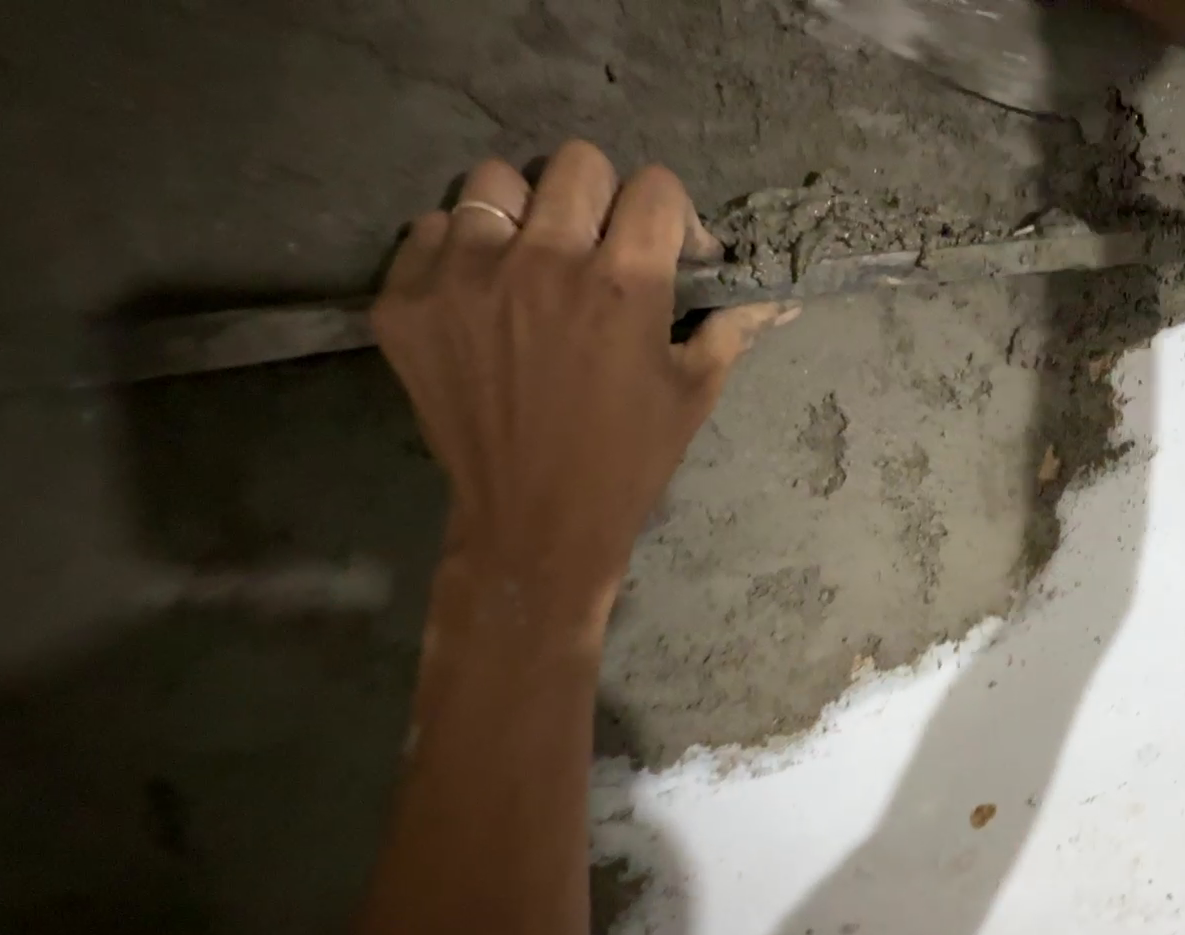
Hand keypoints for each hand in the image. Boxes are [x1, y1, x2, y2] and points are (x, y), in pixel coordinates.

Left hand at [373, 139, 794, 639]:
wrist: (536, 520)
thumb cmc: (630, 460)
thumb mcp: (694, 394)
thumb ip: (733, 330)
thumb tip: (777, 300)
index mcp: (625, 285)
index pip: (656, 187)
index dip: (674, 215)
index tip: (673, 252)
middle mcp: (543, 261)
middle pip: (577, 162)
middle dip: (606, 200)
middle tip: (606, 249)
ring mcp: (465, 277)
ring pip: (495, 182)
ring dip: (527, 213)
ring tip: (535, 260)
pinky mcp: (408, 301)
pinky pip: (433, 232)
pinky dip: (463, 253)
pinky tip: (484, 297)